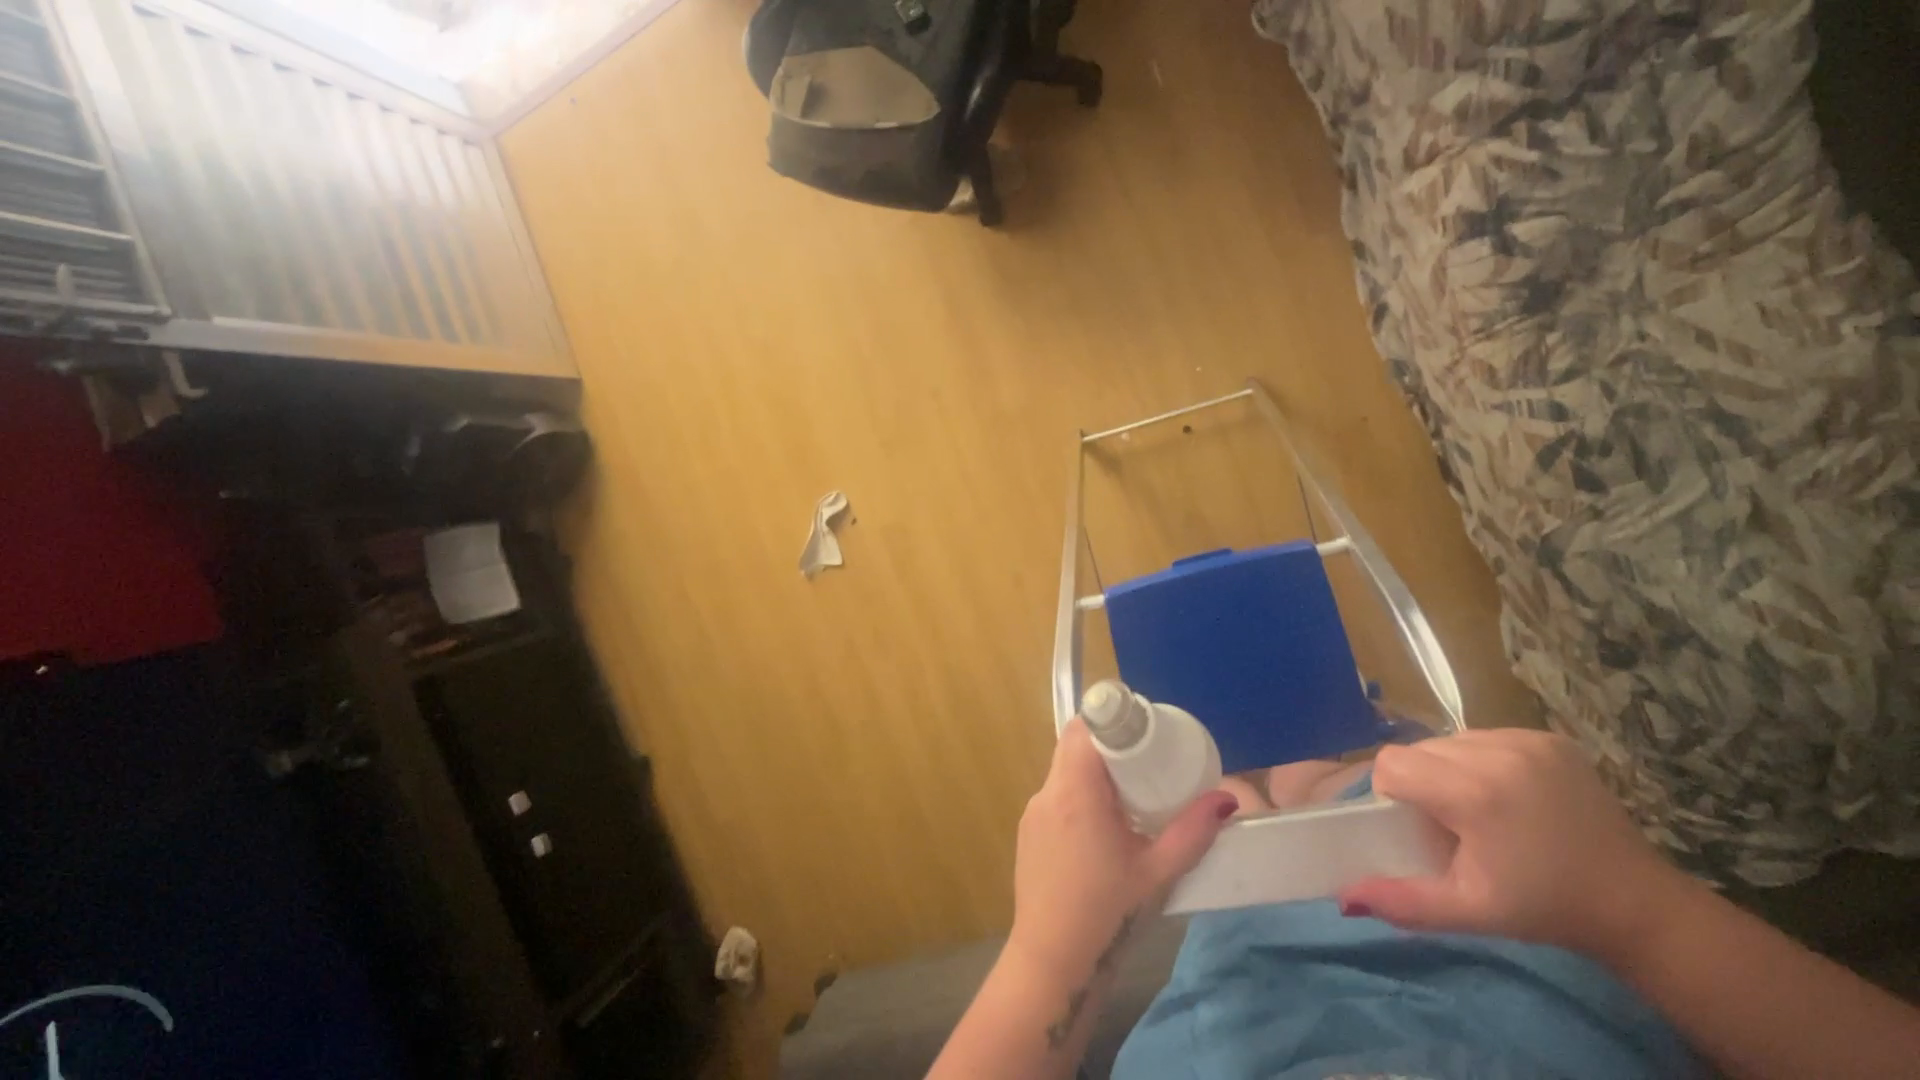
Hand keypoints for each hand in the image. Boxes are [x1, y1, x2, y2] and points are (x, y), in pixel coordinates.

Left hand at [1007, 719, 1237, 977]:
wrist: (1052, 959)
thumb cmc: (1106, 912)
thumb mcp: (1157, 872)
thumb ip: (1192, 832)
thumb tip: (1227, 800)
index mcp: (1075, 793)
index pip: (1083, 730)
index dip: (1110, 720)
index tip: (1141, 729)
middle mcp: (1047, 794)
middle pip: (1073, 747)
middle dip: (1108, 746)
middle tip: (1147, 758)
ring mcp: (1032, 813)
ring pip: (1063, 772)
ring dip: (1093, 772)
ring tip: (1132, 791)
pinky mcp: (1028, 833)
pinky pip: (1055, 797)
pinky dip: (1079, 795)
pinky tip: (1105, 824)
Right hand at [1337, 729, 1693, 956]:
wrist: (1634, 903)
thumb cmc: (1543, 907)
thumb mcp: (1469, 911)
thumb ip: (1402, 901)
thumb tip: (1342, 897)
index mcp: (1475, 792)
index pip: (1392, 764)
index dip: (1393, 795)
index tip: (1420, 827)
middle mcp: (1498, 752)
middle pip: (1419, 749)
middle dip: (1421, 782)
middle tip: (1450, 824)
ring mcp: (1529, 740)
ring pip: (1451, 740)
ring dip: (1450, 768)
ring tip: (1480, 809)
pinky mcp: (1550, 738)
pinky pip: (1486, 737)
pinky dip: (1482, 760)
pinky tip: (1508, 794)